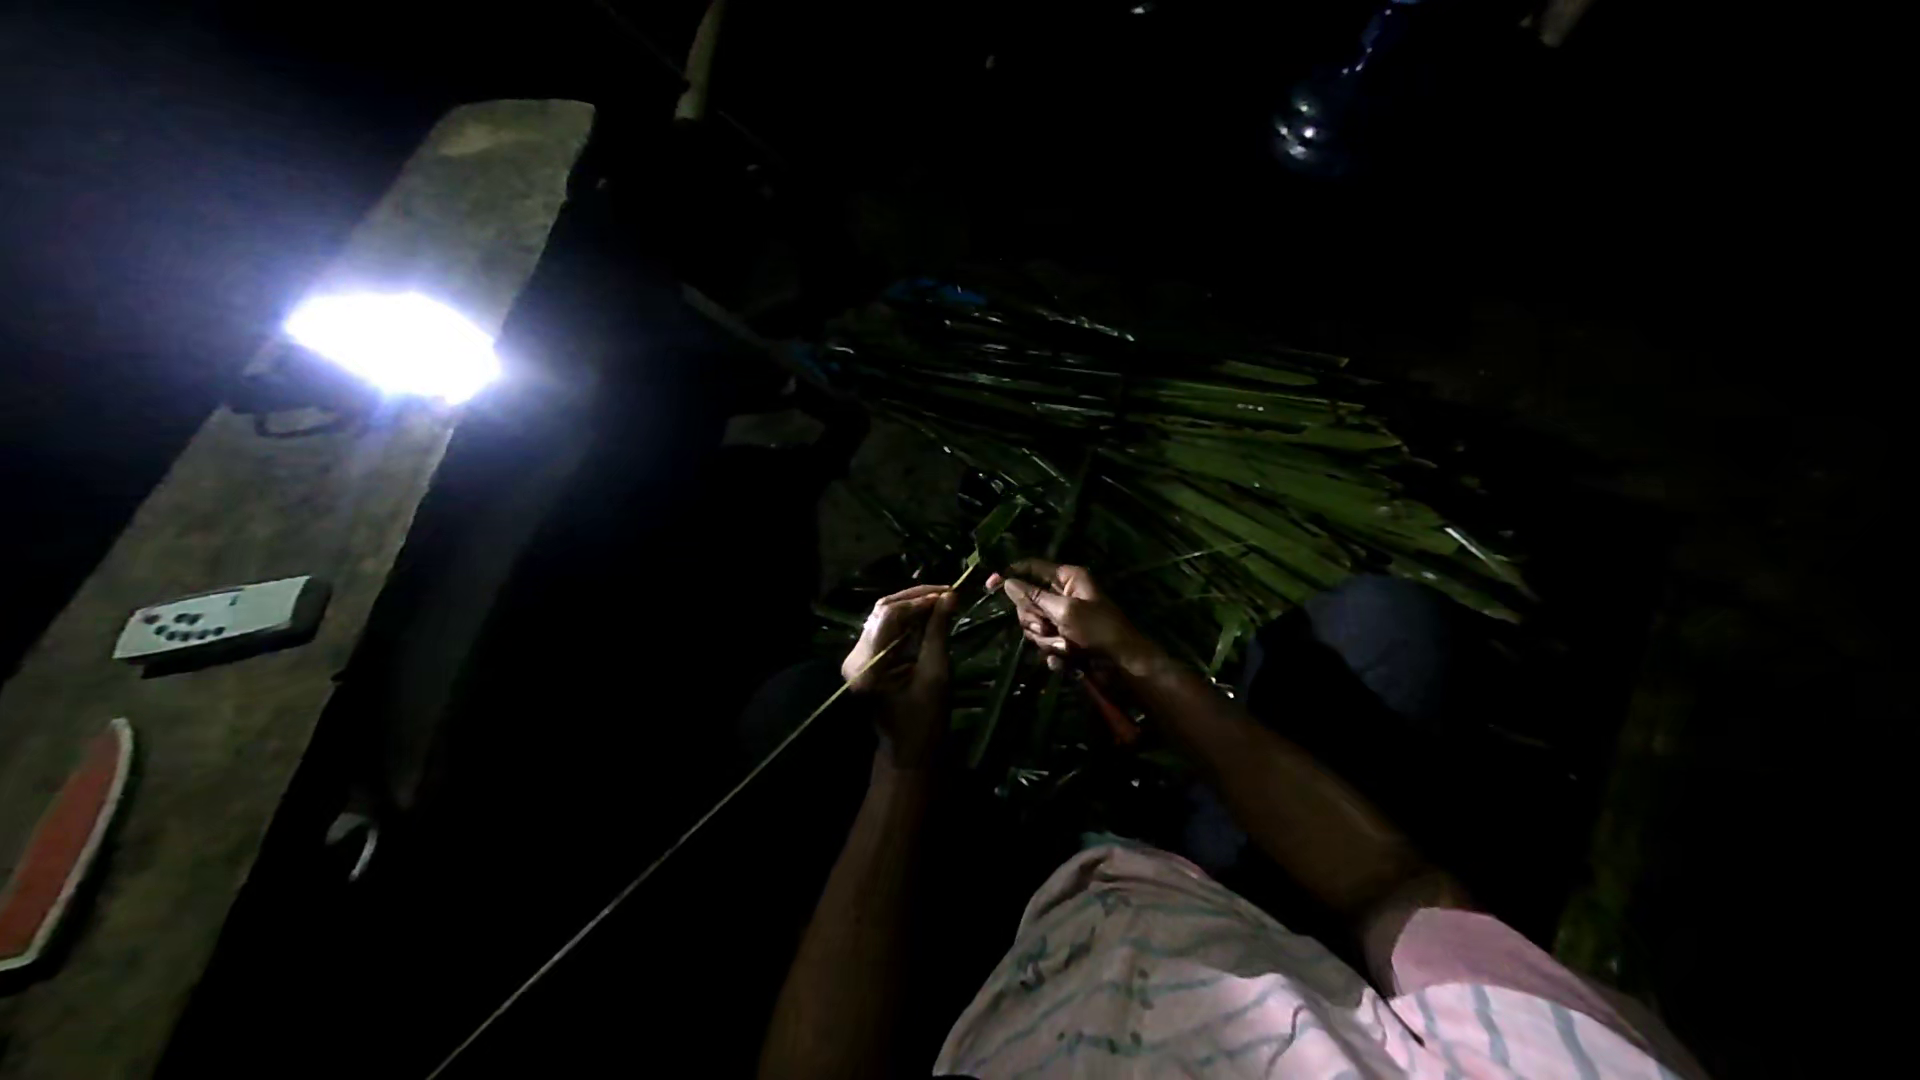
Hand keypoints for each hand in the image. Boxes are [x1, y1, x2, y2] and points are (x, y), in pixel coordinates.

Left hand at [842, 584, 956, 768]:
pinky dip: (908, 621)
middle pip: (883, 611)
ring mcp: (857, 658)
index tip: (949, 593)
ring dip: (913, 607)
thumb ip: (938, 633)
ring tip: (942, 602)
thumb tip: (949, 597)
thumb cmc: (925, 722)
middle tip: (947, 593)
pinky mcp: (866, 661)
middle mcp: (855, 657)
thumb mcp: (936, 675)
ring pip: (884, 617)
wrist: (908, 755)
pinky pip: (886, 630)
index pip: (889, 615)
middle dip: (916, 599)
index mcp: (867, 665)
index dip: (919, 600)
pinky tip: (929, 616)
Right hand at [986, 560, 1163, 675]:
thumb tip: (1007, 582)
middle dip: (1034, 619)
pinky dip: (1052, 652)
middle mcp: (1062, 594)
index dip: (1010, 574)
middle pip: (1026, 601)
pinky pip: (1043, 642)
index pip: (1031, 567)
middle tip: (1047, 629)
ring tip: (1065, 647)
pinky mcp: (1062, 637)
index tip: (990, 584)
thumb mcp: (1065, 610)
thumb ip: (1034, 596)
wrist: (1122, 665)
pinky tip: (1064, 659)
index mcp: (1067, 578)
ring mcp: (1061, 617)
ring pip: (1032, 625)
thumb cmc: (1099, 630)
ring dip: (1045, 639)